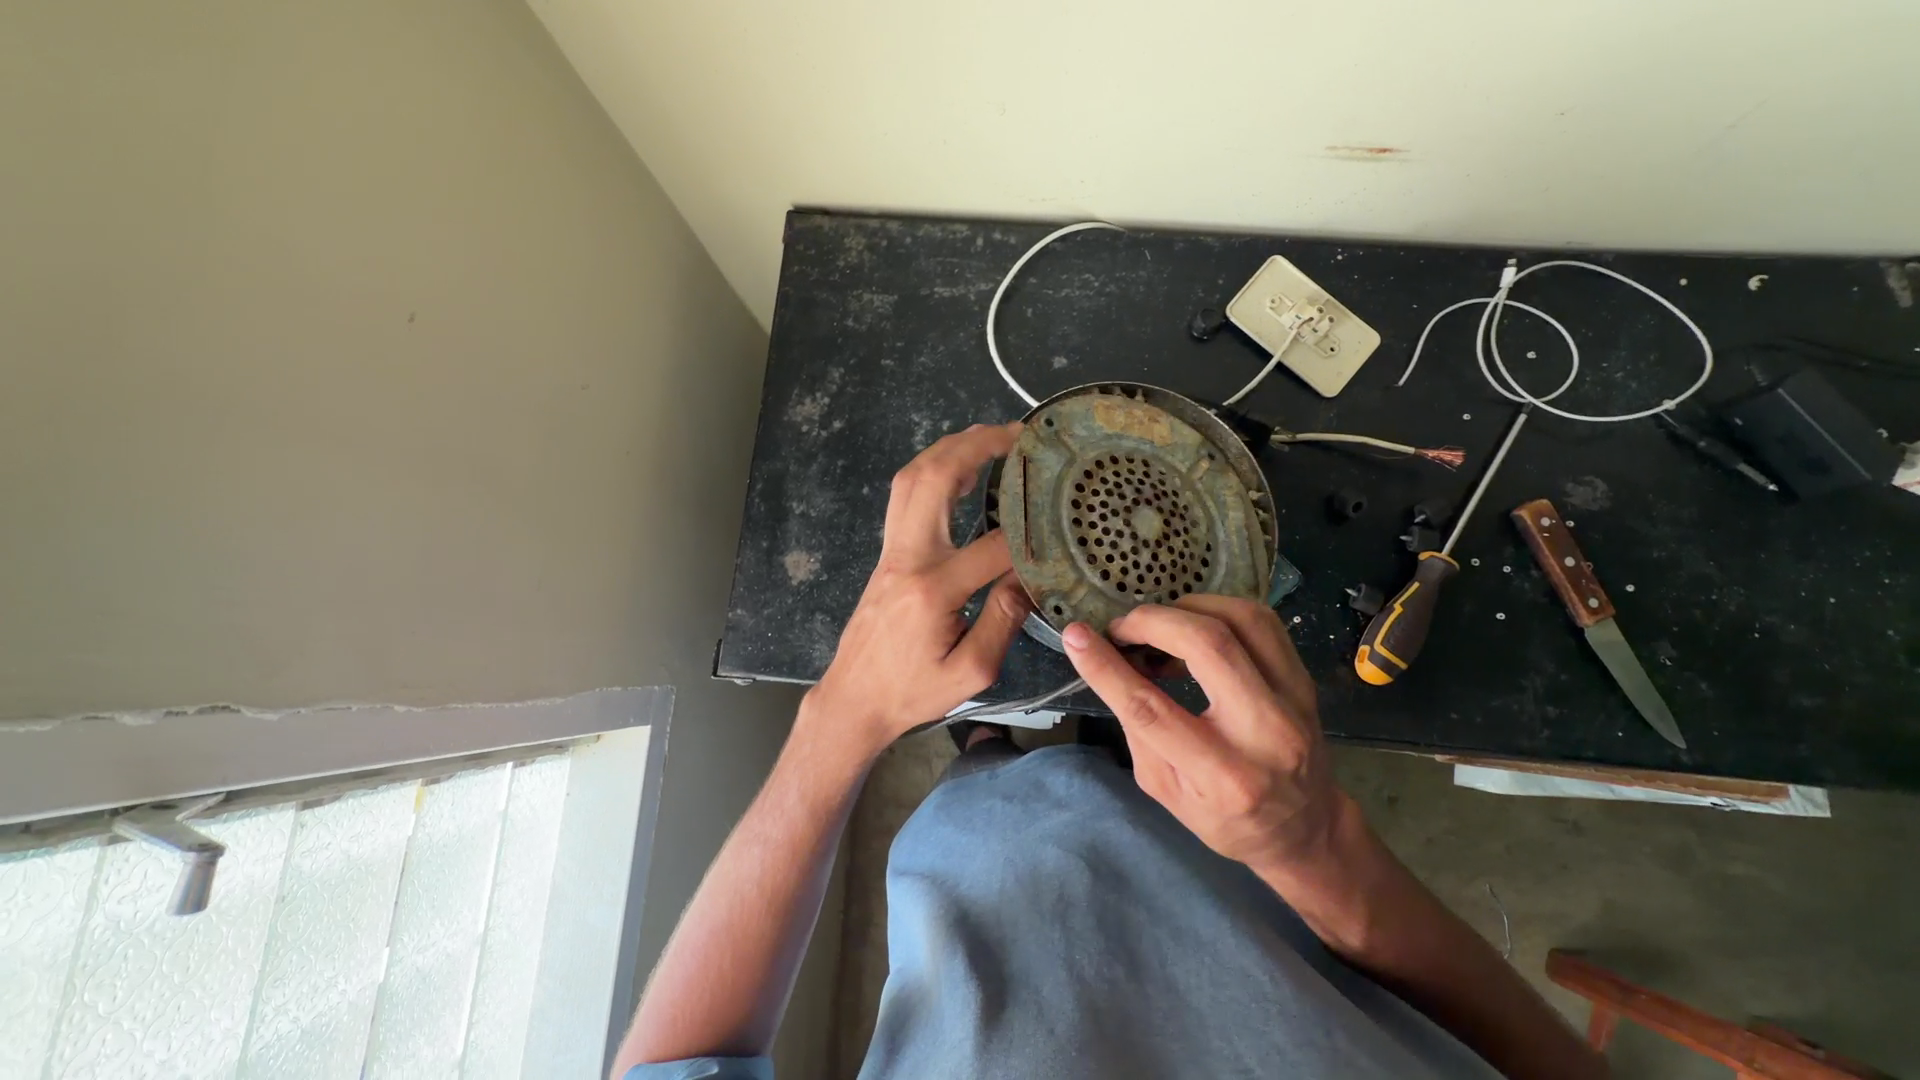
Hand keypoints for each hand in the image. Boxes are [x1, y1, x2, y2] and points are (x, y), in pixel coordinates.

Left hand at [804, 423, 1032, 753]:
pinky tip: (957, 469)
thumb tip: (1030, 577)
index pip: (992, 547)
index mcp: (932, 589)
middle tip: (1017, 432)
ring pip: (912, 479)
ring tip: (989, 437)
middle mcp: (907, 557)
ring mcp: (891, 550)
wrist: (854, 699)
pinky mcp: (886, 553)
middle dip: (976, 446)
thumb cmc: (912, 693)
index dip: (1028, 535)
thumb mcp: (970, 672)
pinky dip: (931, 470)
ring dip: (949, 449)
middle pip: (934, 480)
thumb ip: (1003, 620)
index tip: (1058, 525)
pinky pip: (904, 496)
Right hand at [1061, 596, 1347, 874]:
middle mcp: (1266, 733)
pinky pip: (1262, 621)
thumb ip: (1139, 730)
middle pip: (1208, 645)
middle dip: (1151, 622)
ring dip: (1186, 609)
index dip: (1106, 667)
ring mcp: (1294, 701)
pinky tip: (1192, 625)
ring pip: (1241, 620)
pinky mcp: (1305, 679)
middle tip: (1121, 628)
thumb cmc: (1226, 819)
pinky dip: (1218, 611)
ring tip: (1157, 625)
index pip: (1152, 710)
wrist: (1307, 828)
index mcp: (1222, 776)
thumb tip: (1112, 665)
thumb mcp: (1166, 791)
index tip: (1076, 636)